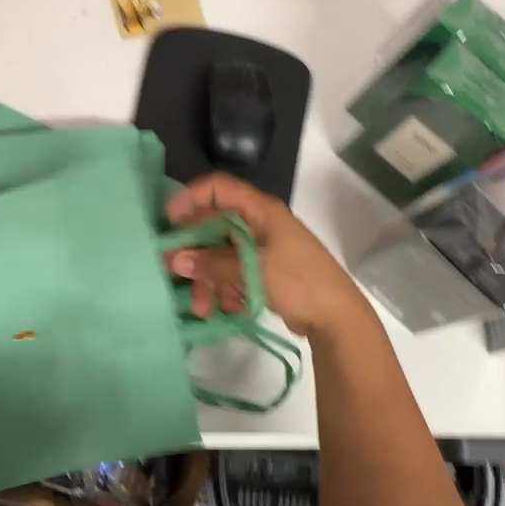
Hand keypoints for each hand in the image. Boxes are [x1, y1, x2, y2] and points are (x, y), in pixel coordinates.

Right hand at [164, 174, 369, 338]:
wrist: (336, 316)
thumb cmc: (299, 282)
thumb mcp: (253, 270)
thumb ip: (213, 264)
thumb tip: (176, 260)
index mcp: (260, 212)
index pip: (218, 189)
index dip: (190, 198)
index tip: (168, 221)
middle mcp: (257, 226)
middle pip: (212, 228)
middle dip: (193, 253)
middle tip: (171, 273)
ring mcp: (259, 250)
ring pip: (218, 257)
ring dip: (207, 281)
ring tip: (202, 308)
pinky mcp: (261, 274)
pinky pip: (231, 276)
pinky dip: (224, 291)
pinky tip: (225, 310)